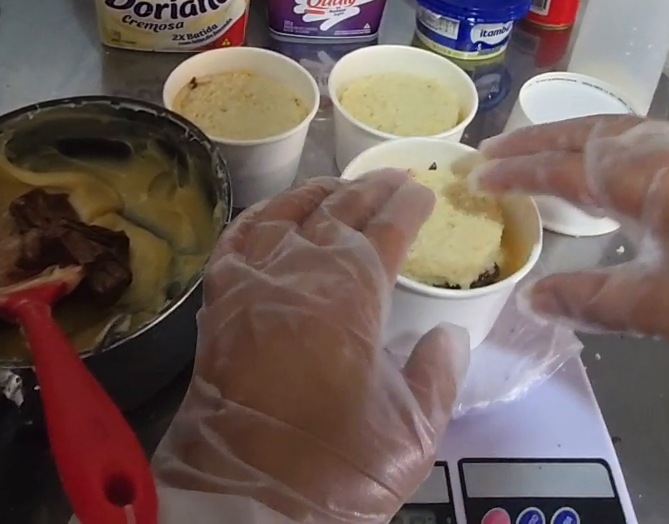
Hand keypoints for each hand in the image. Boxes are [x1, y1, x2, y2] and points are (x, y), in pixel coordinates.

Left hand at [153, 172, 469, 523]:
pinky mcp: (220, 299)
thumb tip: (448, 334)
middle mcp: (303, 269)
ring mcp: (255, 279)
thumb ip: (438, 374)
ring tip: (340, 184)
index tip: (423, 192)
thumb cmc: (337, 467)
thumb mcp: (413, 433)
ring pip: (289, 213)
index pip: (388, 229)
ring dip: (318, 193)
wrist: (249, 502)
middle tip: (393, 178)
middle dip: (371, 189)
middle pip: (341, 210)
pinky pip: (239, 238)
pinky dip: (260, 217)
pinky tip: (272, 213)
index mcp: (355, 292)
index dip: (408, 207)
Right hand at [477, 114, 668, 378]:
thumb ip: (593, 300)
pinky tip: (616, 164)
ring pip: (620, 131)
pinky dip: (612, 145)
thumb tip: (533, 300)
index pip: (564, 167)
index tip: (478, 175)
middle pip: (587, 133)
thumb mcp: (665, 310)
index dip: (518, 172)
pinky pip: (649, 140)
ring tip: (543, 150)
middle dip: (537, 140)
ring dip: (575, 138)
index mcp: (647, 177)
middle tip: (496, 150)